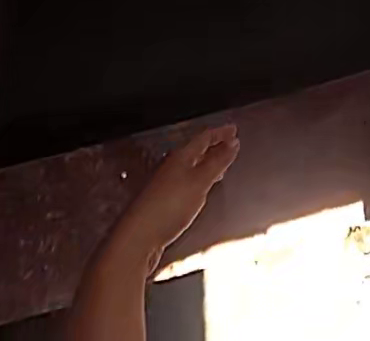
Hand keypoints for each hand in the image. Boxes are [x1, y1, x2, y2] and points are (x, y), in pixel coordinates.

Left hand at [111, 126, 239, 267]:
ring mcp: (164, 185)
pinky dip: (198, 180)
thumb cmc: (169, 207)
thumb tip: (233, 142)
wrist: (136, 240)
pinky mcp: (161, 202)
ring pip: (191, 167)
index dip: (220, 132)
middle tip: (230, 145)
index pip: (204, 137)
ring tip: (220, 166)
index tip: (234, 129)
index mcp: (181, 156)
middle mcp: (171, 166)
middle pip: (196, 150)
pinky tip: (202, 190)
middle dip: (214, 147)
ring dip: (207, 164)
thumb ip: (218, 161)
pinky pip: (185, 182)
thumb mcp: (201, 181)